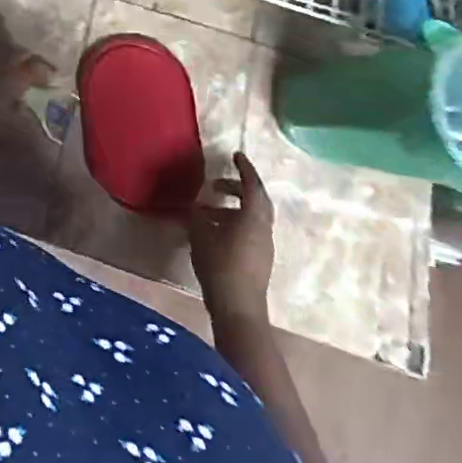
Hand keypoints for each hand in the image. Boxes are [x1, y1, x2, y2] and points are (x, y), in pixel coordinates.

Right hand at [188, 152, 274, 322]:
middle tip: (218, 182)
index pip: (252, 186)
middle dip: (239, 188)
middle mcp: (263, 229)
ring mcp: (264, 246)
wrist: (238, 307)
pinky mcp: (259, 260)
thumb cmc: (219, 265)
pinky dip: (233, 223)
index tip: (236, 155)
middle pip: (257, 201)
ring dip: (233, 208)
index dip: (245, 169)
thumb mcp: (200, 234)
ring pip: (251, 217)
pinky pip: (248, 231)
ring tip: (207, 209)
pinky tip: (213, 230)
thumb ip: (199, 216)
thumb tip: (197, 207)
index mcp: (253, 218)